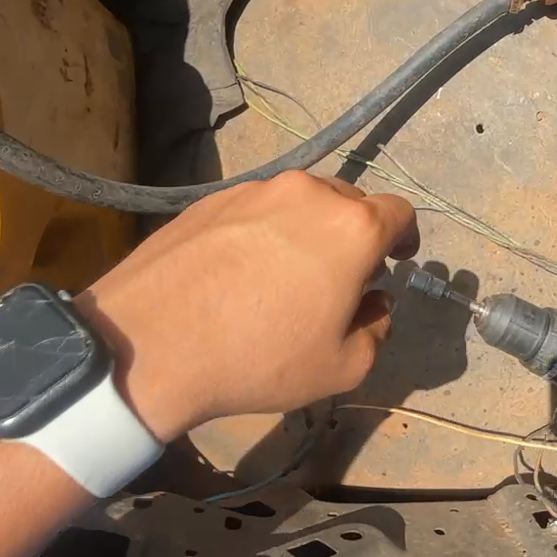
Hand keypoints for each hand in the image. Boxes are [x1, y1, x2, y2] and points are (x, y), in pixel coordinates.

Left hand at [77, 172, 417, 440]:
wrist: (150, 344)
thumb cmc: (261, 357)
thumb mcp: (344, 367)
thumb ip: (378, 331)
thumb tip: (375, 304)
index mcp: (352, 227)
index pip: (400, 212)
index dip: (406, 237)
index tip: (396, 260)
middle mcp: (308, 193)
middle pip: (352, 202)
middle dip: (359, 235)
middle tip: (344, 275)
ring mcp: (255, 189)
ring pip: (304, 201)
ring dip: (313, 229)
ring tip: (291, 273)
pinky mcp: (212, 198)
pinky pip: (260, 207)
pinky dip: (269, 230)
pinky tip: (245, 271)